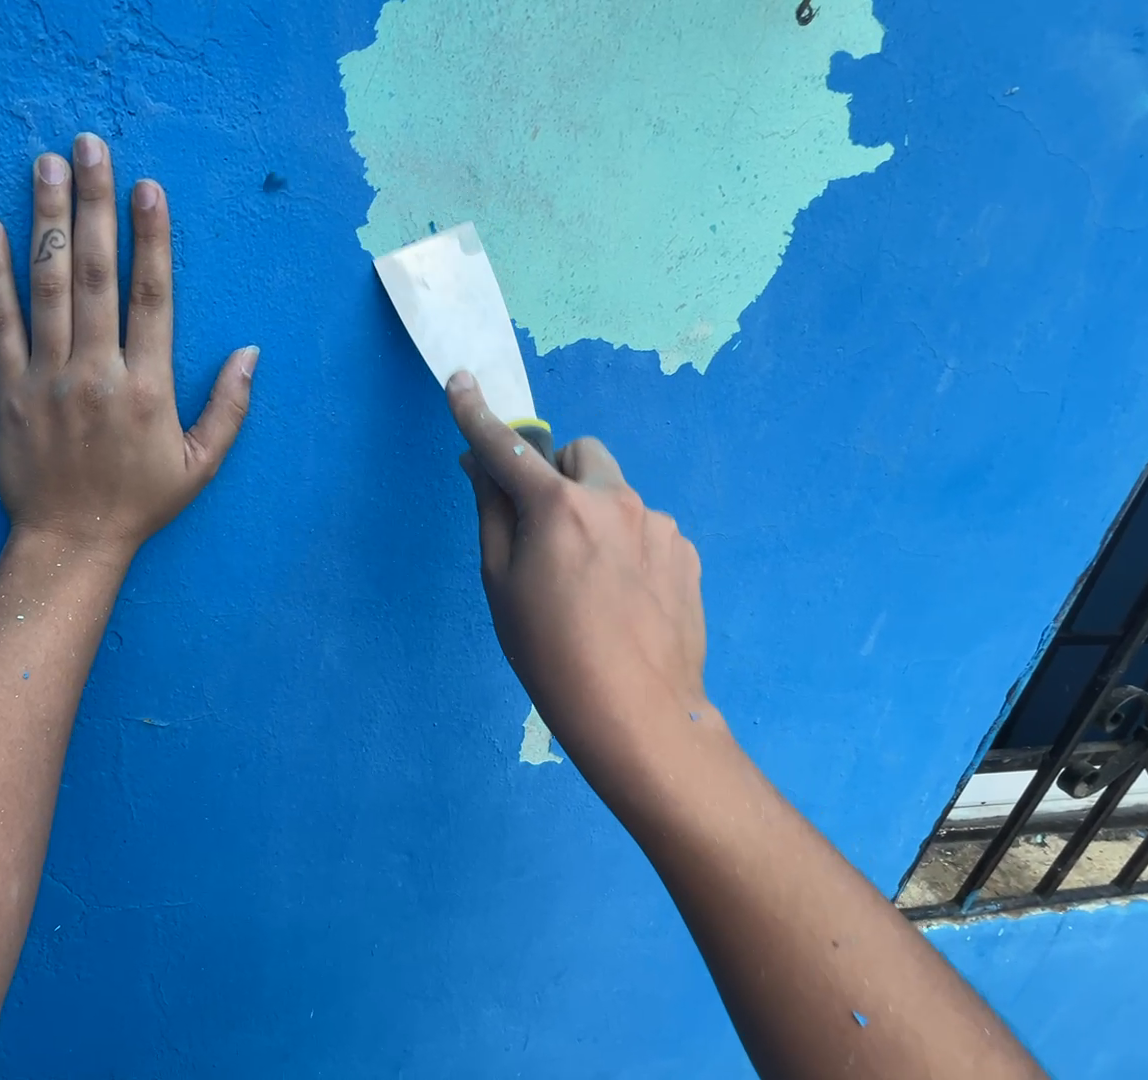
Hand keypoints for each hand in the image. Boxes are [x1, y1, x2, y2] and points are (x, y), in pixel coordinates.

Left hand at [0, 133, 256, 563]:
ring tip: (45, 166)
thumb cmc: (140, 504)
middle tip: (90, 147)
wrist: (71, 542)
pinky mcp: (10, 390)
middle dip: (96, 205)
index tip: (148, 188)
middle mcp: (99, 372)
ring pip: (50, 287)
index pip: (154, 297)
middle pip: (99, 275)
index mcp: (149, 387)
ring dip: (48, 222)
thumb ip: (230, 408)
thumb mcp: (200, 465)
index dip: (153, 238)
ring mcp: (50, 378)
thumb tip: (252, 353)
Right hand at [445, 371, 713, 769]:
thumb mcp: (500, 584)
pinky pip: (644, 528)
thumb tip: (479, 465)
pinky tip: (623, 597)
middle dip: (557, 474)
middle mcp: (615, 499)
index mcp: (559, 506)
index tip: (461, 382)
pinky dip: (625, 544)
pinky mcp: (686, 551)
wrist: (637, 712)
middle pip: (579, 454)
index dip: (477, 416)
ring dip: (594, 515)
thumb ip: (491, 514)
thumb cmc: (548, 651)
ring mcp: (659, 524)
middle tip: (545, 528)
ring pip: (614, 495)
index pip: (508, 448)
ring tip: (590, 583)